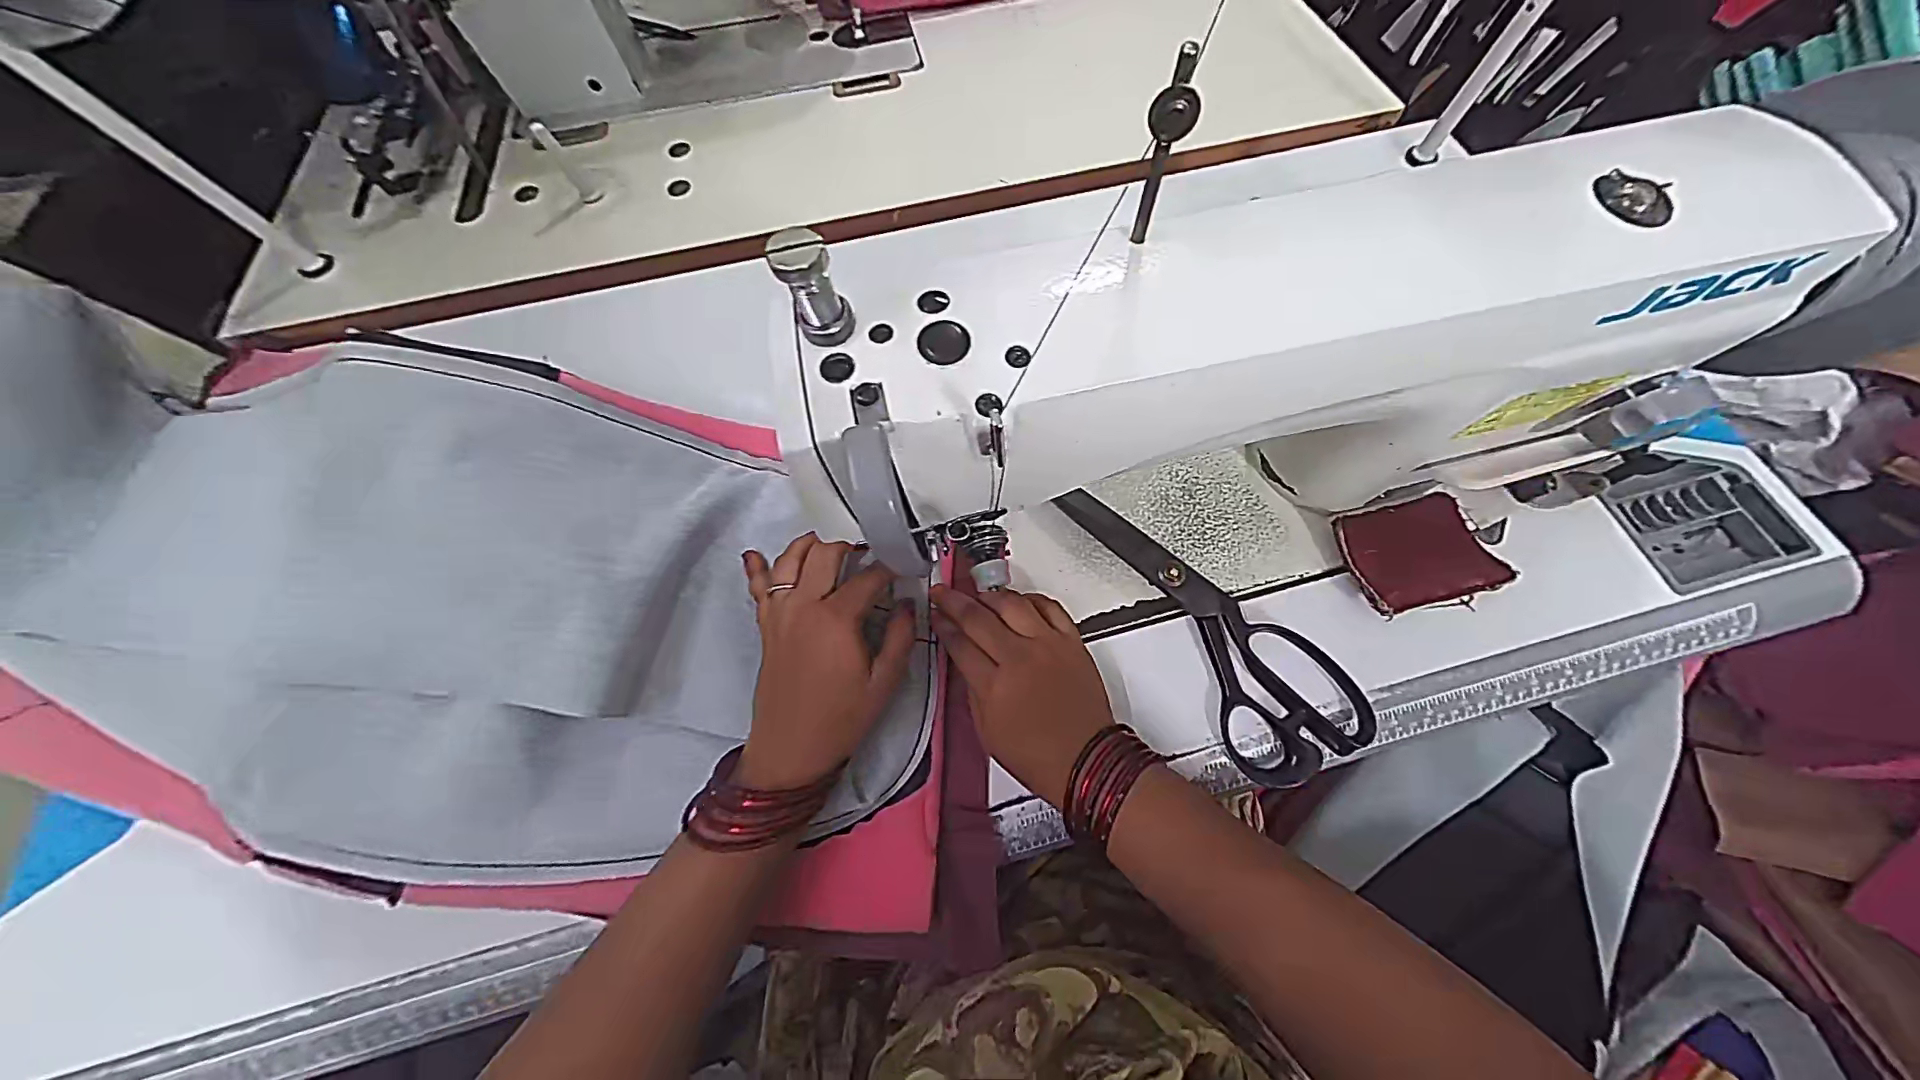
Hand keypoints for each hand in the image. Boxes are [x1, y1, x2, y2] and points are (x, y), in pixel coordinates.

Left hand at [739, 533, 915, 789]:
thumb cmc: (840, 719)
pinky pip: (758, 588)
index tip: (902, 568)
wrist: (791, 748)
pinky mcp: (766, 626)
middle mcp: (804, 607)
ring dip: (808, 546)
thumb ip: (901, 638)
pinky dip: (757, 568)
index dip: (889, 569)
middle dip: (849, 548)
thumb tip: (908, 606)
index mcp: (836, 619)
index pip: (868, 577)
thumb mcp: (884, 682)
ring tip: (826, 545)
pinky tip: (754, 555)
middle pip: (824, 554)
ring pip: (788, 560)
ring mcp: (780, 614)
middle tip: (867, 558)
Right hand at [930, 584, 1113, 808]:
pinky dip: (1031, 599)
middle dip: (954, 602)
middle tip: (944, 594)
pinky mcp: (1072, 642)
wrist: (1085, 761)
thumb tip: (963, 661)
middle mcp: (1020, 659)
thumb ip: (972, 690)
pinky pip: (1049, 607)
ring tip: (978, 596)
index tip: (937, 617)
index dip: (943, 626)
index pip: (960, 643)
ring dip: (989, 596)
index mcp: (994, 686)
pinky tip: (1020, 601)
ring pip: (1012, 603)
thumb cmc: (1039, 755)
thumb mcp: (987, 731)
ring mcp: (1048, 646)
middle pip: (978, 617)